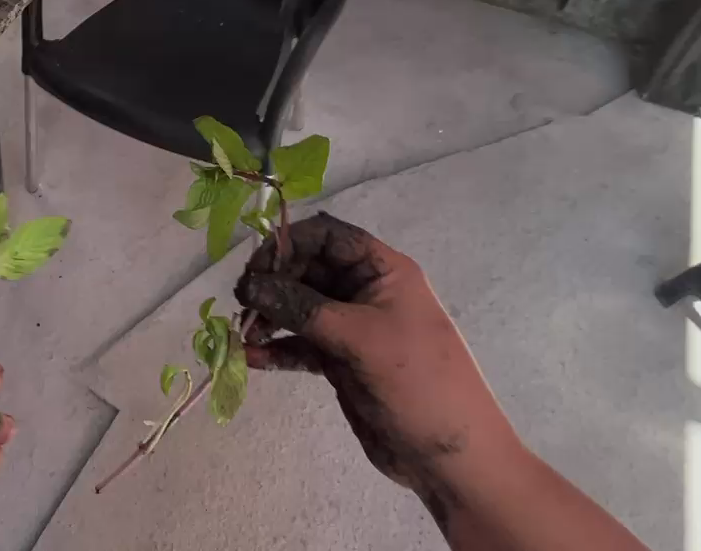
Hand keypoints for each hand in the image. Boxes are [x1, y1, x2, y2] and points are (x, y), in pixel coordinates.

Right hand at [234, 213, 523, 499]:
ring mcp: (351, 326)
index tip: (258, 268)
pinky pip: (298, 342)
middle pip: (304, 268)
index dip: (288, 243)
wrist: (456, 465)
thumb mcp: (360, 339)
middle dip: (271, 283)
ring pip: (296, 305)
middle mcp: (364, 290)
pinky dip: (276, 347)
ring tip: (245, 335)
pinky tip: (253, 359)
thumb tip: (247, 285)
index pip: (325, 235)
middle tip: (244, 305)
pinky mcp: (339, 359)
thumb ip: (299, 307)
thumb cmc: (420, 384)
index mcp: (382, 270)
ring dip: (268, 316)